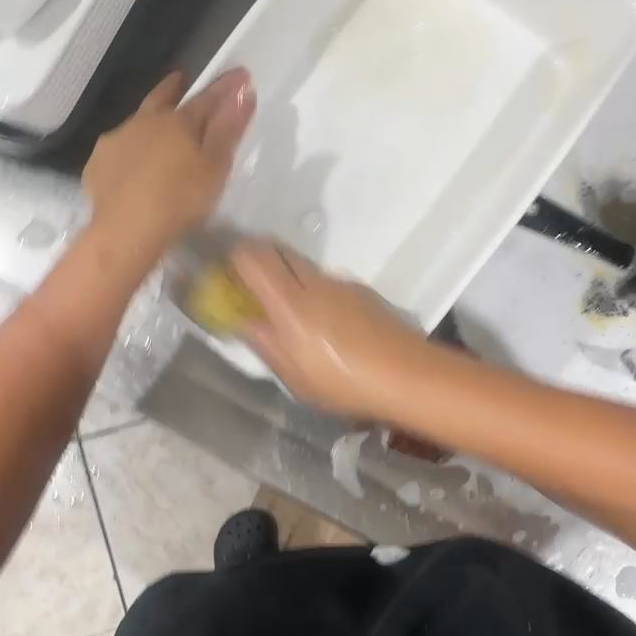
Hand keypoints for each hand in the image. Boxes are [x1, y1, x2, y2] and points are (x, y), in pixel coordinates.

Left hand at [82, 69, 255, 261]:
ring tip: (153, 128)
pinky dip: (126, 151)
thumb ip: (228, 130)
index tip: (240, 76)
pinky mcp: (98, 162)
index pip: (207, 98)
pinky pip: (116, 149)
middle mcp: (145, 121)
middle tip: (180, 80)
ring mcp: (117, 139)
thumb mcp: (214, 169)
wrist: (127, 230)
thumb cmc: (180, 200)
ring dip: (147, 120)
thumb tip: (243, 93)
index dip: (225, 88)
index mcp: (178, 122)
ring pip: (136, 122)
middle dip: (173, 87)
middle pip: (162, 97)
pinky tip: (128, 165)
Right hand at [230, 241, 432, 418]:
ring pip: (303, 269)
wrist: (408, 376)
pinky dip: (315, 296)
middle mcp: (314, 282)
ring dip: (288, 283)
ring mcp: (341, 283)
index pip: (251, 256)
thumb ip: (264, 343)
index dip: (233, 260)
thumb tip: (243, 320)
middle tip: (251, 294)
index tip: (226, 278)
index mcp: (290, 303)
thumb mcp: (294, 375)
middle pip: (276, 252)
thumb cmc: (343, 383)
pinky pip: (327, 284)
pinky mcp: (362, 293)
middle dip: (258, 265)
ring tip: (292, 321)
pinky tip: (326, 330)